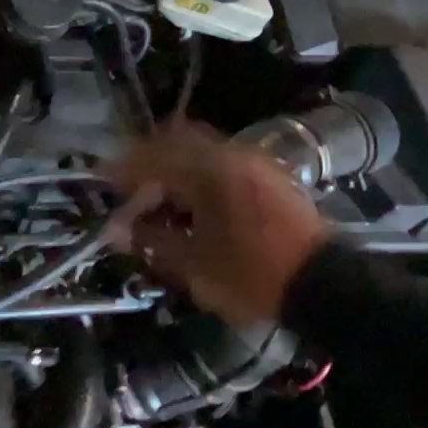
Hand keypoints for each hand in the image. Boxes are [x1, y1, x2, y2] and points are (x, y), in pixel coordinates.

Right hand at [107, 119, 329, 322]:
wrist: (325, 288)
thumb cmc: (253, 276)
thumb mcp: (194, 265)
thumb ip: (152, 240)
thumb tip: (116, 230)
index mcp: (209, 172)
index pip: (152, 157)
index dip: (123, 168)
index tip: (102, 179)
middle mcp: (231, 155)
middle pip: (176, 140)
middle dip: (148, 158)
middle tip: (129, 183)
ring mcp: (254, 163)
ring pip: (201, 149)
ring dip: (175, 164)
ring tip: (159, 195)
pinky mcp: (269, 176)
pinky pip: (222, 161)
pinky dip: (198, 172)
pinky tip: (192, 201)